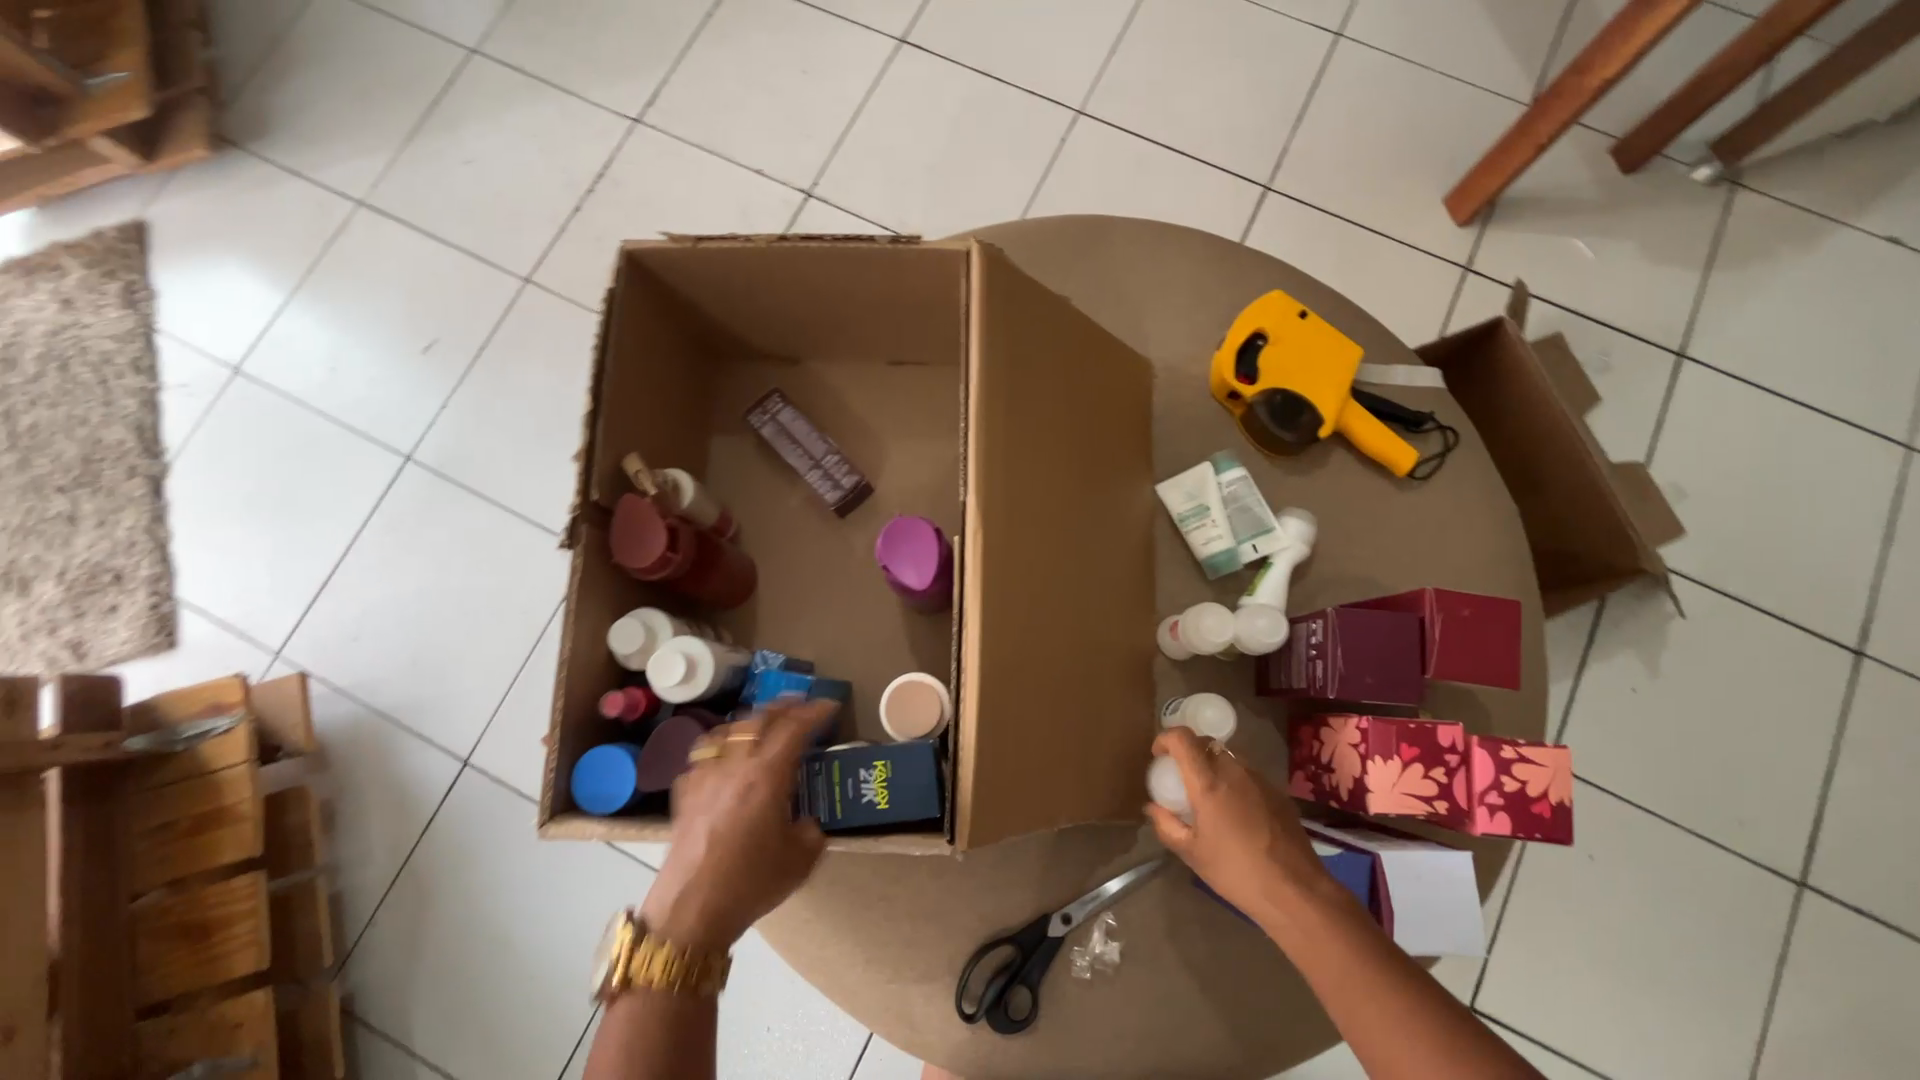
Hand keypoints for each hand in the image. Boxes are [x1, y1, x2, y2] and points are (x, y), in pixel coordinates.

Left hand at [641, 700, 834, 950]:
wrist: (692, 909)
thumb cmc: (751, 883)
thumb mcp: (801, 859)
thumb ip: (811, 829)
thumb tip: (806, 819)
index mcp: (767, 775)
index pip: (795, 728)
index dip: (815, 712)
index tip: (830, 705)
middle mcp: (734, 765)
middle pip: (759, 719)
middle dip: (784, 706)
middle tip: (802, 705)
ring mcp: (705, 776)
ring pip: (728, 730)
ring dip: (751, 721)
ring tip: (764, 724)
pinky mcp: (685, 793)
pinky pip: (704, 754)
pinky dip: (722, 746)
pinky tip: (726, 758)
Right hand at [1144, 727, 1328, 918]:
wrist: (1295, 890)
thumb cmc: (1236, 871)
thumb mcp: (1191, 854)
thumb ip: (1167, 825)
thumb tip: (1153, 807)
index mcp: (1209, 783)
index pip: (1183, 738)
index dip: (1166, 738)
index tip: (1158, 755)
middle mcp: (1235, 771)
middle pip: (1206, 743)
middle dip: (1189, 753)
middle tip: (1181, 779)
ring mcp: (1261, 780)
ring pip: (1230, 758)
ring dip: (1213, 767)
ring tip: (1210, 798)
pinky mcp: (1278, 793)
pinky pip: (1249, 776)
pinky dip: (1235, 782)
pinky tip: (1237, 814)